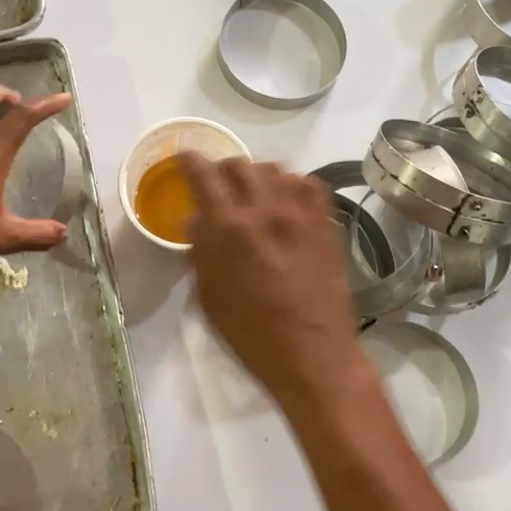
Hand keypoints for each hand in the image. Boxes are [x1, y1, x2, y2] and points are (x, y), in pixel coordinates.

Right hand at [180, 155, 368, 410]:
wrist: (312, 353)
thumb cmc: (251, 332)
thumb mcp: (210, 294)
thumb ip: (201, 250)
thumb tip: (195, 219)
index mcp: (230, 228)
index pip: (204, 175)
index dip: (190, 161)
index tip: (184, 157)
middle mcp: (266, 209)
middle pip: (240, 165)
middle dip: (222, 169)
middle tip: (217, 185)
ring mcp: (301, 213)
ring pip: (276, 169)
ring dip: (257, 175)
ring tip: (252, 193)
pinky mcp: (326, 223)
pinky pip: (308, 184)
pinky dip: (291, 185)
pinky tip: (286, 202)